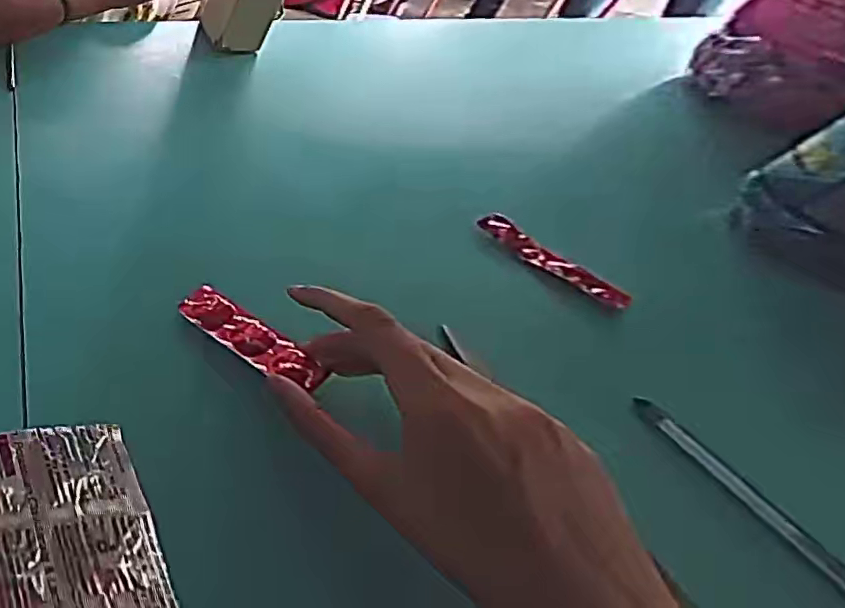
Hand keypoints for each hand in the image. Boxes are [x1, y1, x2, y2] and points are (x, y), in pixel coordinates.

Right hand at [266, 287, 673, 607]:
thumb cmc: (473, 549)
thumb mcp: (382, 489)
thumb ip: (321, 429)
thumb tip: (277, 384)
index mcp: (440, 402)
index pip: (375, 325)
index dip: (331, 302)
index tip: (299, 296)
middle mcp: (488, 393)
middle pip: (408, 346)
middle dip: (356, 346)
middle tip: (323, 366)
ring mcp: (534, 412)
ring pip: (451, 370)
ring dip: (403, 370)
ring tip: (380, 394)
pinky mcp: (566, 437)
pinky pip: (494, 398)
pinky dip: (452, 396)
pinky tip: (448, 433)